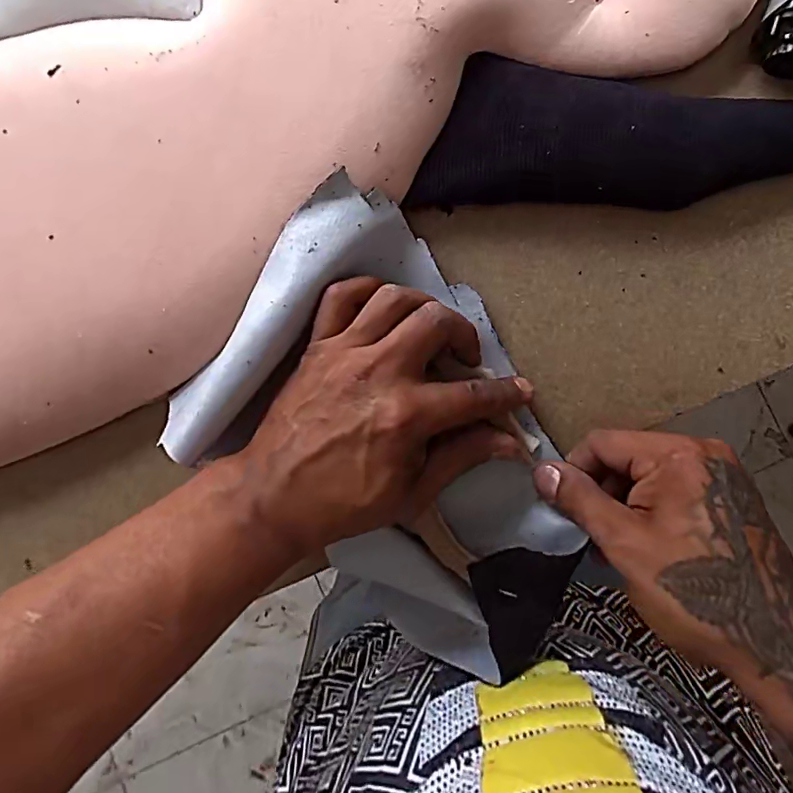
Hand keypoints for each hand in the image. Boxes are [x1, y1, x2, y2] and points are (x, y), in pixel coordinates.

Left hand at [226, 278, 533, 558]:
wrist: (272, 496)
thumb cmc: (343, 503)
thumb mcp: (411, 492)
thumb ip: (461, 457)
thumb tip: (506, 441)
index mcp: (405, 415)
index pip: (473, 394)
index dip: (506, 393)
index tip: (520, 391)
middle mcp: (378, 371)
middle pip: (437, 323)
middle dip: (465, 334)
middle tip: (466, 358)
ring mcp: (344, 352)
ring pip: (394, 298)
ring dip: (423, 306)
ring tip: (428, 329)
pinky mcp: (317, 346)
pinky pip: (340, 296)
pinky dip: (366, 289)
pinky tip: (382, 305)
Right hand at [537, 432, 792, 792]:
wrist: (777, 649)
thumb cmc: (695, 593)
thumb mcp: (624, 544)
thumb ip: (580, 499)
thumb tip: (542, 471)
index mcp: (679, 454)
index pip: (604, 441)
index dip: (574, 470)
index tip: (562, 507)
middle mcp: (705, 453)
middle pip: (628, 456)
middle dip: (602, 491)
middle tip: (593, 536)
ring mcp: (724, 476)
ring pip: (651, 476)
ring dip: (626, 505)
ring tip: (621, 549)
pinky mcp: (734, 501)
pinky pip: (677, 491)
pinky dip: (654, 512)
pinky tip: (650, 549)